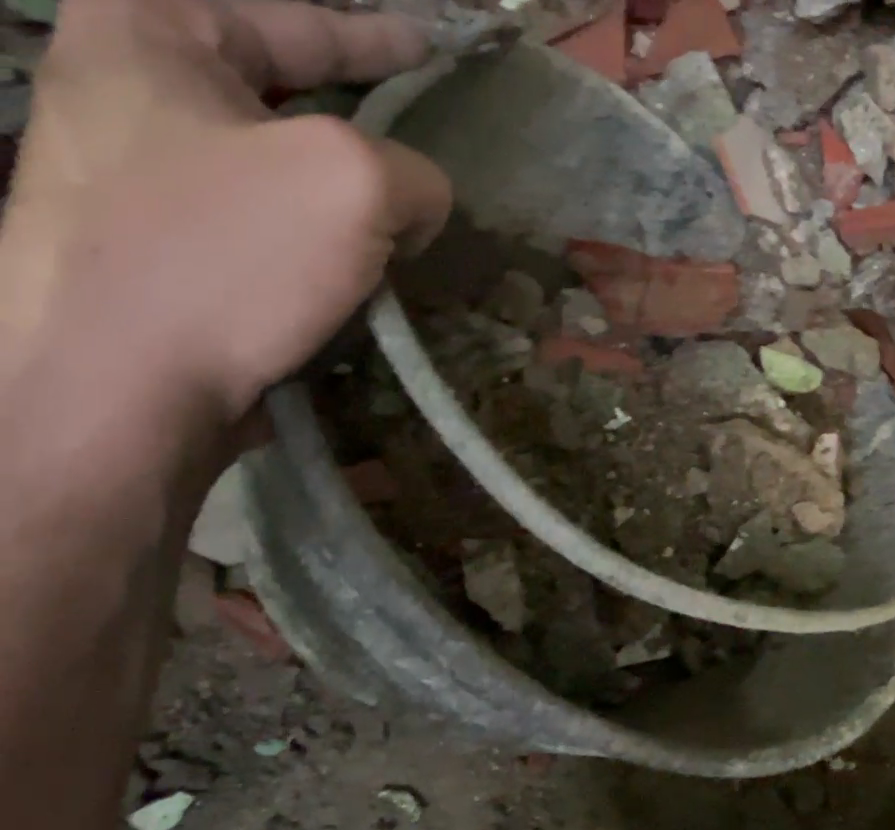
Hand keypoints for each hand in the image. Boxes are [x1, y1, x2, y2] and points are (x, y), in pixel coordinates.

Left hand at [0, 0, 451, 425]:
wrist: (119, 387)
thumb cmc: (224, 257)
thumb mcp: (352, 182)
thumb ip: (414, 169)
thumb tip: (414, 204)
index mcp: (143, 36)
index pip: (288, 18)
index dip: (373, 36)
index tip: (433, 50)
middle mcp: (119, 90)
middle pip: (273, 87)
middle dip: (354, 116)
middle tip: (417, 134)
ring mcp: (123, 173)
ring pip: (268, 161)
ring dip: (339, 191)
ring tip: (397, 223)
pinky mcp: (144, 246)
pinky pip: (252, 220)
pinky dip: (311, 239)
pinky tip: (349, 273)